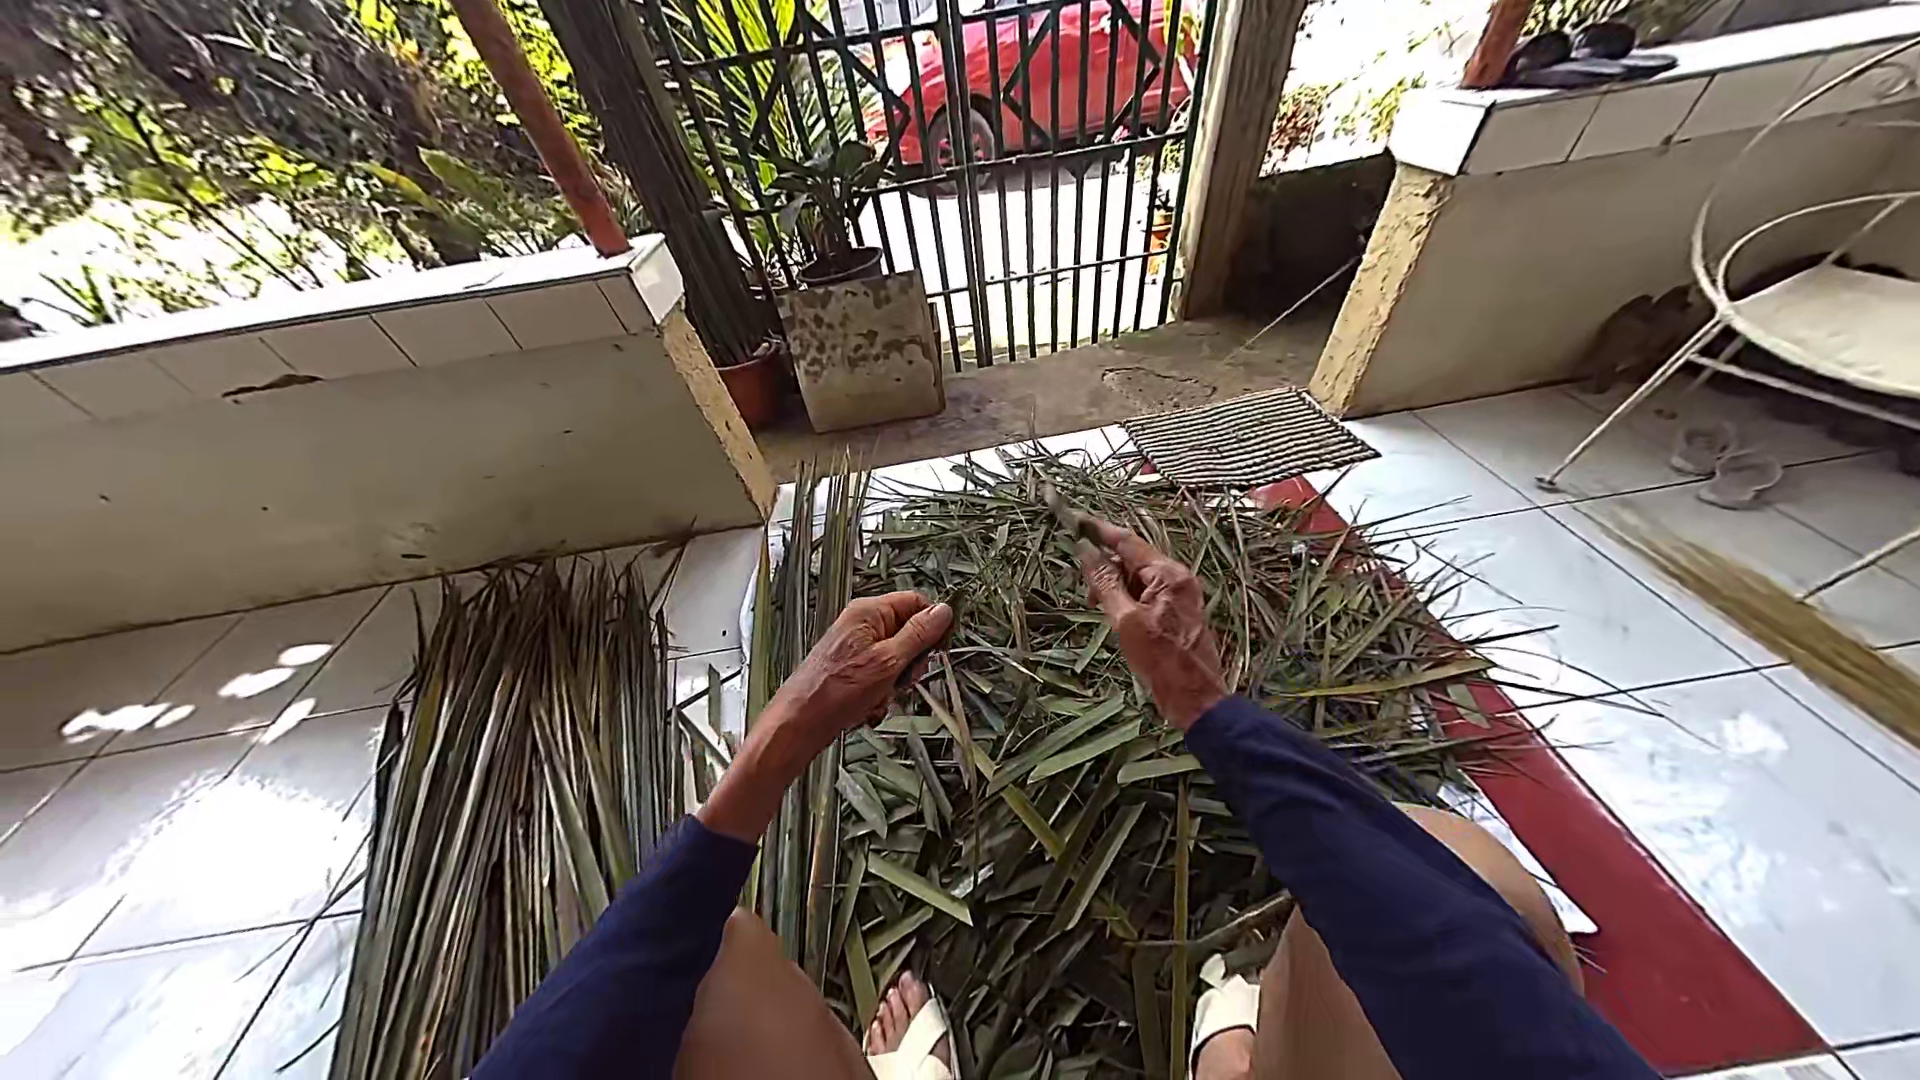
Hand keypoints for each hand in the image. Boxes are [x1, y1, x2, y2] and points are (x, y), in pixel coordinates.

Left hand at [764, 592, 954, 751]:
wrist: (801, 723)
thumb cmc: (834, 691)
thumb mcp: (889, 661)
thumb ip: (919, 634)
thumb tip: (943, 611)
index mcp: (869, 611)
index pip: (916, 602)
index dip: (933, 624)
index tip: (940, 647)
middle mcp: (862, 624)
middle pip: (910, 632)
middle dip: (913, 660)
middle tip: (905, 677)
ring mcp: (858, 646)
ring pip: (899, 657)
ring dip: (898, 680)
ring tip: (884, 693)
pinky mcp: (854, 668)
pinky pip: (884, 674)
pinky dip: (884, 691)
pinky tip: (872, 703)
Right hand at [1076, 518, 1227, 729]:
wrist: (1195, 698)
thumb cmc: (1162, 661)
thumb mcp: (1126, 621)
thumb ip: (1105, 584)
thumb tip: (1085, 552)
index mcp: (1168, 574)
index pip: (1127, 542)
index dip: (1098, 531)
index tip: (1074, 521)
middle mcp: (1176, 578)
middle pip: (1131, 559)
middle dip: (1104, 568)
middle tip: (1086, 590)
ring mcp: (1176, 595)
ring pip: (1135, 578)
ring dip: (1112, 587)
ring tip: (1099, 609)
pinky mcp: (1173, 611)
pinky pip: (1142, 594)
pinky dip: (1124, 600)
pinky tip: (1114, 618)